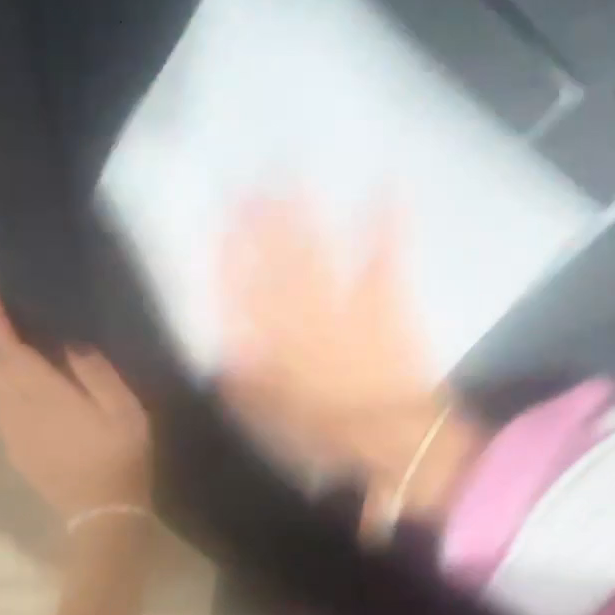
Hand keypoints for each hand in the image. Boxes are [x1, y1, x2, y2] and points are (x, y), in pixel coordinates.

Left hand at [0, 293, 151, 518]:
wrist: (103, 514)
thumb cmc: (120, 456)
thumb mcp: (123, 408)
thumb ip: (95, 371)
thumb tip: (69, 344)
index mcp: (44, 393)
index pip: (8, 349)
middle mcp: (18, 409)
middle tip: (6, 319)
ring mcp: (13, 433)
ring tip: (14, 350)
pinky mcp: (16, 451)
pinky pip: (1, 409)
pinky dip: (5, 389)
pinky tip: (23, 391)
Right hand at [218, 197, 481, 523]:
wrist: (395, 441)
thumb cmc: (329, 437)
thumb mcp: (271, 422)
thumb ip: (243, 387)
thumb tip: (222, 362)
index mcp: (272, 346)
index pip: (241, 294)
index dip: (229, 256)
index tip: (219, 225)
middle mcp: (302, 315)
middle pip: (275, 262)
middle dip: (259, 220)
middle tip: (248, 179)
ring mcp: (346, 303)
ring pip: (316, 251)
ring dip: (302, 213)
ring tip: (291, 173)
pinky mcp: (386, 301)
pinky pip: (384, 256)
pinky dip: (387, 221)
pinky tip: (388, 185)